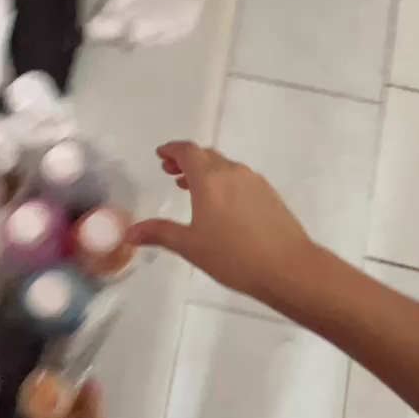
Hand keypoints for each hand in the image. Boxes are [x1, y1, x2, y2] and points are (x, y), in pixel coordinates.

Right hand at [127, 141, 329, 310]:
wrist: (288, 267)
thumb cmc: (233, 255)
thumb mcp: (191, 246)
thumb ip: (159, 233)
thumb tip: (130, 232)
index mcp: (209, 178)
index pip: (187, 151)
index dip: (172, 150)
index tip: (161, 155)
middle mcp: (232, 172)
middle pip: (206, 156)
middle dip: (186, 160)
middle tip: (170, 171)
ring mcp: (254, 182)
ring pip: (224, 167)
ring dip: (205, 171)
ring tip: (192, 188)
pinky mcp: (269, 194)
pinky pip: (239, 179)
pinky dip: (223, 182)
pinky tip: (221, 205)